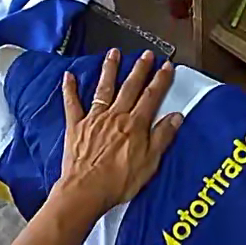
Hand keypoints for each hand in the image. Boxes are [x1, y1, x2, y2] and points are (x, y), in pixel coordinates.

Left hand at [48, 49, 182, 223]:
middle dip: (140, 69)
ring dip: (110, 69)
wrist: (86, 190)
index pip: (152, 96)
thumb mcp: (150, 162)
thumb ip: (162, 136)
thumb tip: (176, 117)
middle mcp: (115, 116)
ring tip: (114, 53)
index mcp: (135, 124)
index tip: (167, 66)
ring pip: (104, 88)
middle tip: (145, 54)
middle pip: (130, 87)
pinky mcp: (76, 126)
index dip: (161, 80)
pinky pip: (73, 103)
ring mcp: (94, 119)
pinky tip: (69, 76)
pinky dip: (70, 89)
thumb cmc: (119, 181)